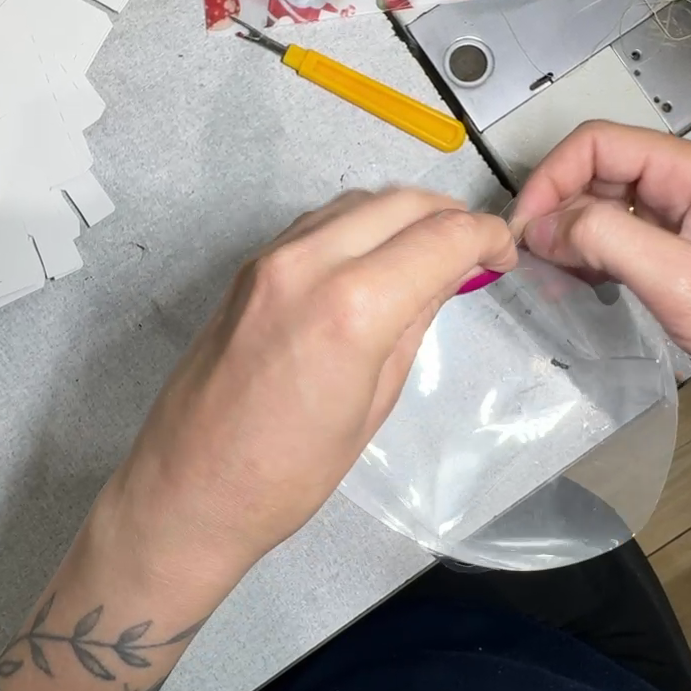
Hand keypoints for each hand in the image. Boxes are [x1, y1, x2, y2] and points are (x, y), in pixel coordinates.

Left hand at [105, 189, 516, 584]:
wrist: (187, 489)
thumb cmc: (290, 473)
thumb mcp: (375, 402)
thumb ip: (415, 322)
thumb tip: (449, 274)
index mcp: (352, 306)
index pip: (443, 236)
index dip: (486, 237)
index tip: (503, 255)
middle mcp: (309, 262)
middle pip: (402, 201)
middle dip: (450, 215)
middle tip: (474, 251)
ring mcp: (270, 258)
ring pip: (358, 202)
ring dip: (404, 215)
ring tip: (428, 253)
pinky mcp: (249, 266)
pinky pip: (320, 222)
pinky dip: (360, 226)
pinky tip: (374, 260)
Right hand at [508, 122, 690, 434]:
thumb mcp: (682, 280)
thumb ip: (605, 241)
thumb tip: (537, 226)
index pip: (599, 144)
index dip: (552, 178)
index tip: (524, 231)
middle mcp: (685, 184)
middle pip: (597, 171)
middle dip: (557, 208)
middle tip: (533, 261)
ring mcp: (681, 220)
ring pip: (603, 206)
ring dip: (570, 235)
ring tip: (554, 276)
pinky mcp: (676, 254)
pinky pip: (618, 239)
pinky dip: (590, 256)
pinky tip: (580, 283)